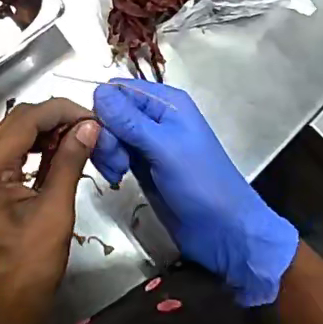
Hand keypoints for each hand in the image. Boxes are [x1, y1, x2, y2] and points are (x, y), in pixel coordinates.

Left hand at [0, 98, 97, 323]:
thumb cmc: (24, 279)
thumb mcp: (53, 218)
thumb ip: (67, 166)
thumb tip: (88, 127)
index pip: (24, 120)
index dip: (61, 112)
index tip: (95, 117)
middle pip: (15, 124)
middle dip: (54, 120)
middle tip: (92, 128)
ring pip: (12, 138)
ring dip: (45, 135)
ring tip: (82, 139)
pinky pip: (9, 158)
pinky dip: (34, 153)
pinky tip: (60, 155)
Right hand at [91, 81, 297, 306]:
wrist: (225, 234)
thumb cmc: (201, 184)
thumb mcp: (164, 149)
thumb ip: (129, 120)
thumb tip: (97, 91)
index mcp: (165, 102)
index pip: (118, 89)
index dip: (104, 108)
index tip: (102, 134)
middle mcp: (154, 116)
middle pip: (110, 111)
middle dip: (105, 134)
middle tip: (116, 160)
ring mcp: (147, 141)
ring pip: (108, 132)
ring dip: (105, 151)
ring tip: (117, 171)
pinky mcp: (142, 164)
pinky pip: (114, 151)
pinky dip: (109, 162)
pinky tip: (117, 177)